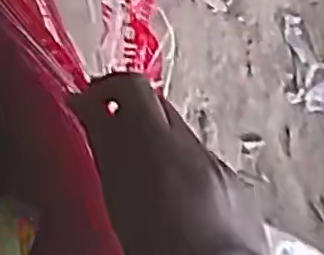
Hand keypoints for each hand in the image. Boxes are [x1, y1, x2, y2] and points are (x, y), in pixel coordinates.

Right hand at [71, 73, 266, 254]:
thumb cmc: (159, 247)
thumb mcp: (118, 196)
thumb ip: (104, 143)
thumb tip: (86, 108)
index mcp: (155, 143)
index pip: (131, 85)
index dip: (107, 88)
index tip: (89, 103)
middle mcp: (188, 145)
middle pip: (154, 103)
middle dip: (129, 110)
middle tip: (109, 130)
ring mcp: (216, 164)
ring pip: (177, 132)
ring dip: (156, 141)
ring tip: (143, 173)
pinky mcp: (237, 186)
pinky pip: (202, 161)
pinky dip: (184, 169)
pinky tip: (177, 199)